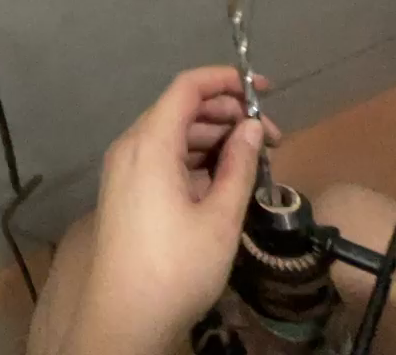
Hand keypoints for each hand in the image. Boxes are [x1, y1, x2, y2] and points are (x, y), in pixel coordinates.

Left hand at [66, 67, 280, 354]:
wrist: (122, 315)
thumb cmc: (175, 266)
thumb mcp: (219, 219)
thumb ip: (238, 166)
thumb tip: (253, 128)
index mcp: (150, 141)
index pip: (187, 87)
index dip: (226, 80)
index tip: (264, 90)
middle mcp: (131, 143)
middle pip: (181, 109)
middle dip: (228, 114)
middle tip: (273, 138)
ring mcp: (124, 165)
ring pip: (173, 133)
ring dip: (214, 137)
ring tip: (255, 159)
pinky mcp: (125, 186)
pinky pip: (162, 155)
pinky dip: (194, 156)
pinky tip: (224, 178)